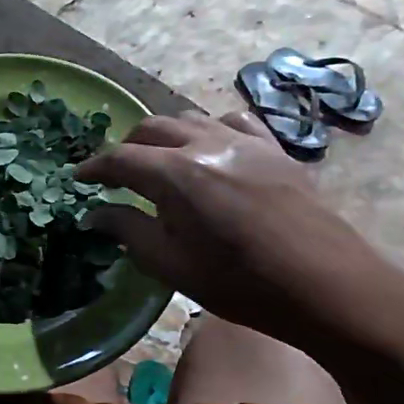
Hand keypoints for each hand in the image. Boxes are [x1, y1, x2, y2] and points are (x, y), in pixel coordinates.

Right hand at [78, 111, 403, 349]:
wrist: (326, 285)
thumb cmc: (241, 284)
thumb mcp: (172, 265)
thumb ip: (128, 231)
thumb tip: (94, 214)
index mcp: (174, 173)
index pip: (119, 158)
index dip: (93, 167)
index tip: (78, 178)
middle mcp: (205, 143)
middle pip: (151, 129)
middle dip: (127, 147)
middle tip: (117, 174)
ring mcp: (245, 140)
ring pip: (190, 119)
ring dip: (165, 135)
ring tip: (159, 160)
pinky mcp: (274, 147)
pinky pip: (233, 122)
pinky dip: (209, 130)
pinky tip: (211, 149)